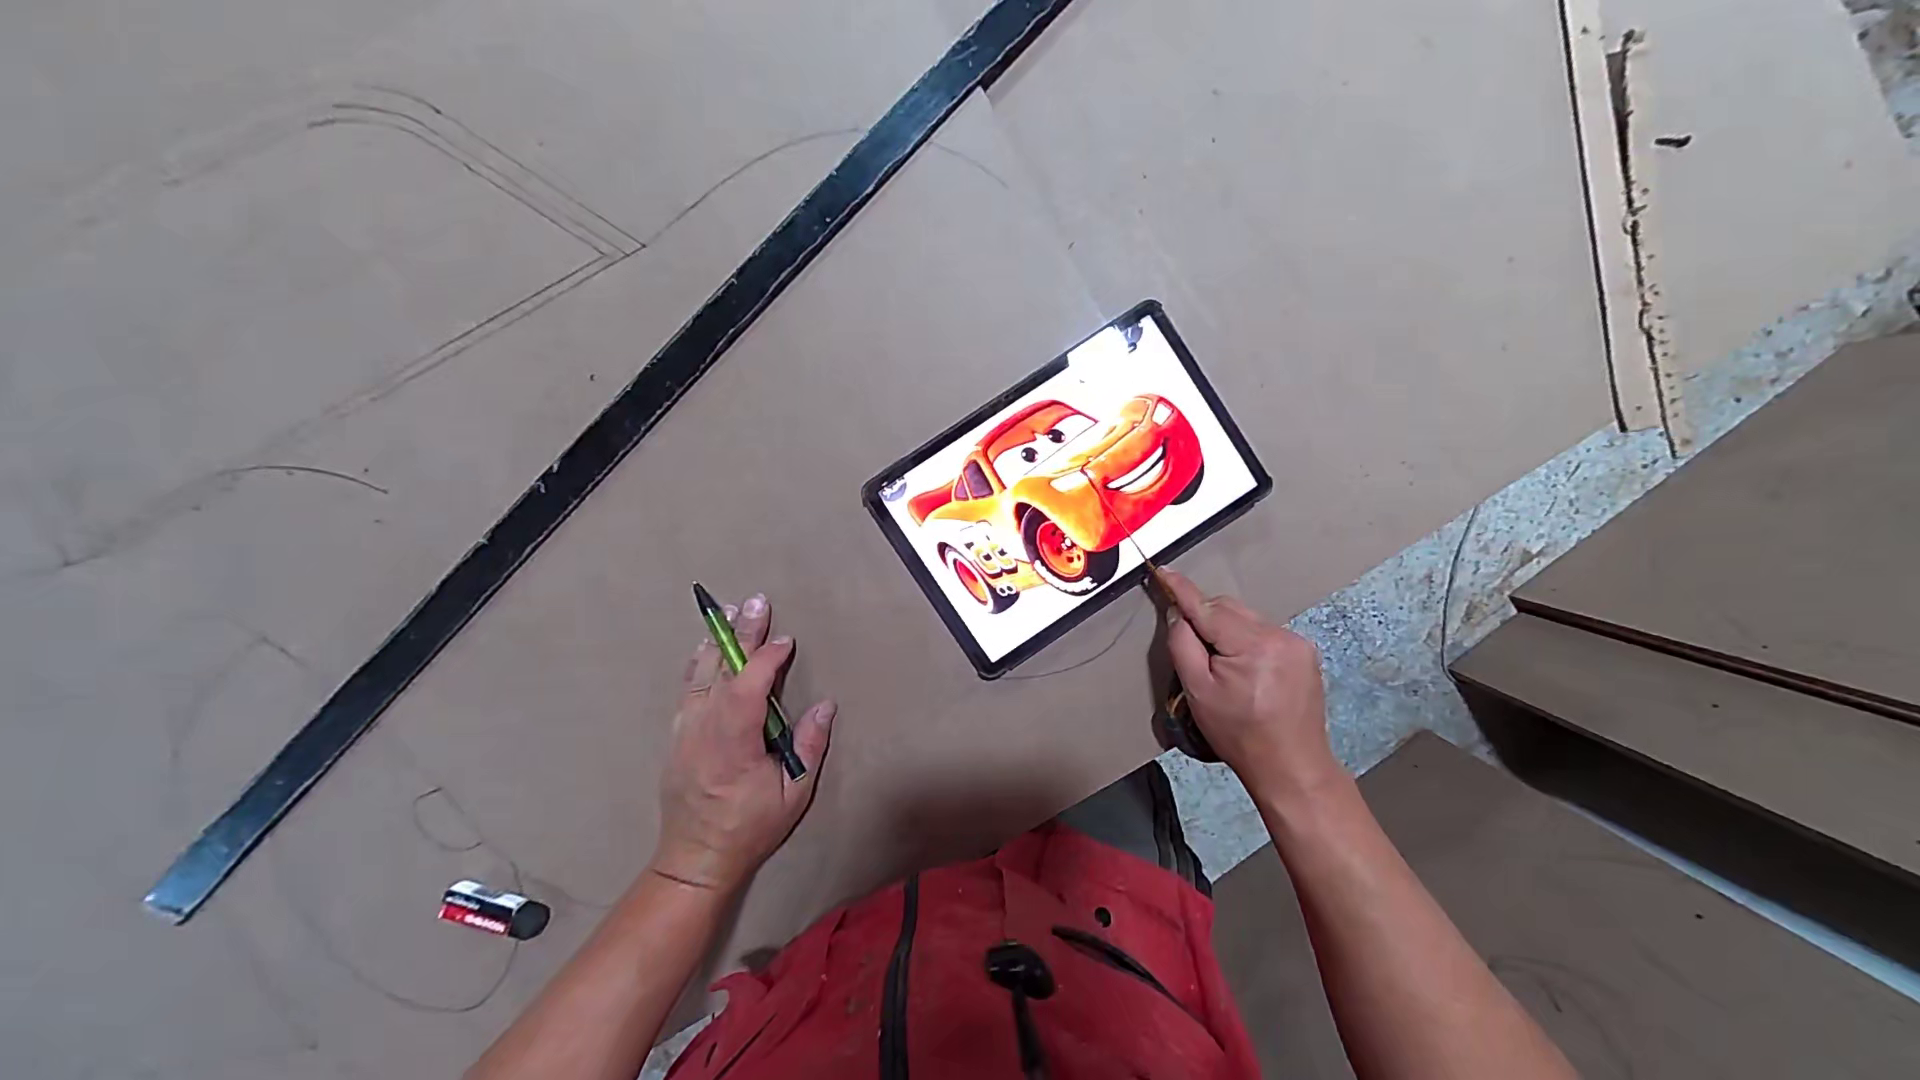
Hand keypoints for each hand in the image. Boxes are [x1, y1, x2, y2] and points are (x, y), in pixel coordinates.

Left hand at [650, 592, 833, 893]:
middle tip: (756, 602)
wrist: (694, 859)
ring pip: (699, 674)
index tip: (786, 641)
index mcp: (732, 746)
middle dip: (741, 634)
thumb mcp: (792, 796)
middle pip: (722, 671)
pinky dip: (699, 662)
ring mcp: (684, 730)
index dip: (766, 660)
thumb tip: (824, 705)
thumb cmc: (749, 829)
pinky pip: (687, 688)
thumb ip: (809, 746)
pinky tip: (706, 646)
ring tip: (730, 611)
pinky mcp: (676, 734)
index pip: (747, 689)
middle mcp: (702, 730)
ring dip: (718, 641)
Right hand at [1156, 568, 1343, 811]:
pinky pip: (1263, 631)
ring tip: (1221, 667)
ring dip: (1227, 631)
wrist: (1291, 765)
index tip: (1164, 572)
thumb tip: (1178, 614)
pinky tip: (1243, 669)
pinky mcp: (1304, 653)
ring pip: (1245, 619)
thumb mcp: (1197, 691)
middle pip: (1228, 608)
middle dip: (1205, 619)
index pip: (1207, 607)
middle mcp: (1279, 636)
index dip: (1181, 590)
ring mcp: (1296, 643)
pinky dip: (1246, 640)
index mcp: (1252, 645)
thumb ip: (1183, 645)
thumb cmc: (1240, 734)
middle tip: (1195, 652)